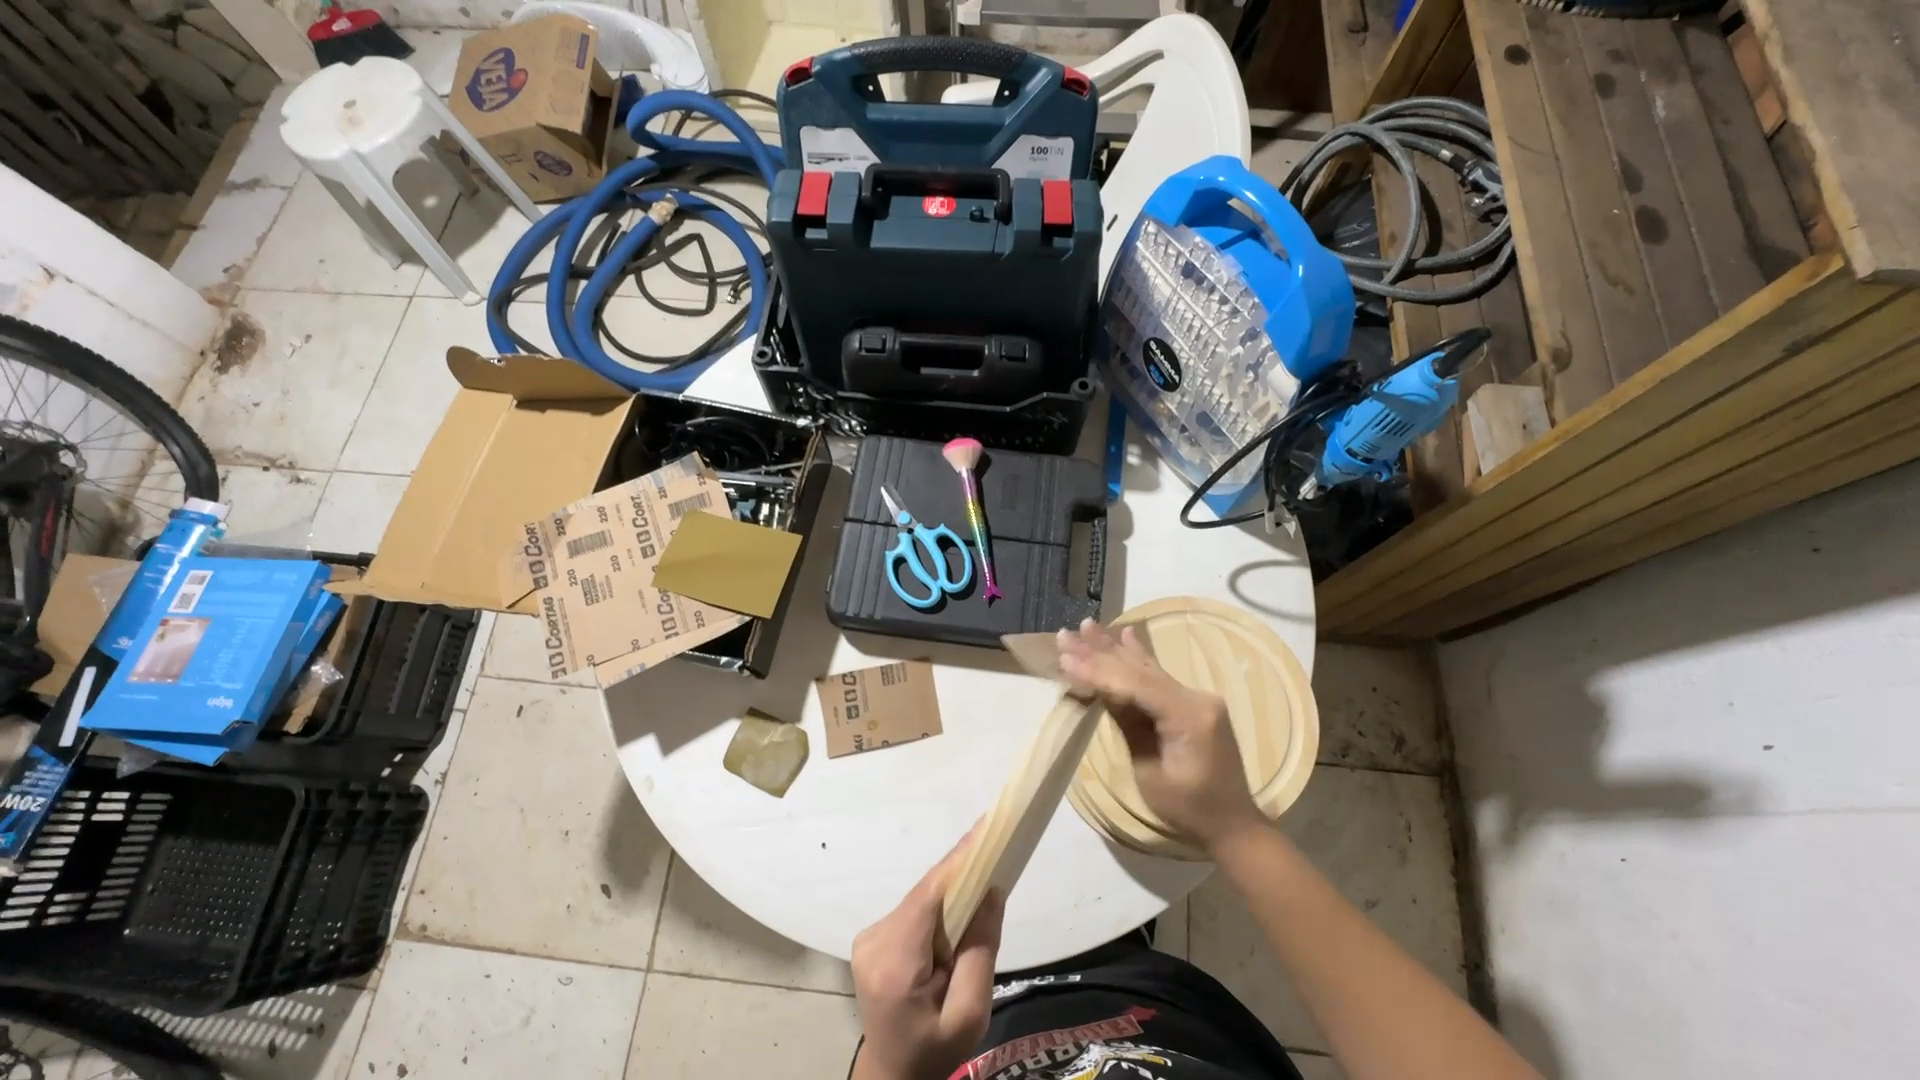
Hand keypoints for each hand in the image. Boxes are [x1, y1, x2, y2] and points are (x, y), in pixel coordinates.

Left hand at [850, 830, 1004, 1079]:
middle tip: (996, 846)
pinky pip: (913, 912)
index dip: (957, 861)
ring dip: (951, 890)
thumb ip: (980, 951)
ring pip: (920, 900)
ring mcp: (868, 939)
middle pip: (924, 895)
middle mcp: (873, 941)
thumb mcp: (970, 1014)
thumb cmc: (936, 1048)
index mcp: (894, 963)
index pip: (928, 897)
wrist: (894, 1073)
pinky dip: (938, 906)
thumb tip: (992, 891)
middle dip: (961, 872)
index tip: (985, 830)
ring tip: (985, 872)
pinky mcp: (872, 940)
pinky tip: (961, 906)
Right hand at [1057, 619, 1267, 853]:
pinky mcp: (1194, 704)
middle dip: (1099, 653)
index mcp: (1189, 716)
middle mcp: (1197, 697)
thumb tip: (1101, 690)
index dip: (1097, 671)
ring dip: (1114, 650)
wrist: (1232, 823)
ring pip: (1149, 669)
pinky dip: (1139, 657)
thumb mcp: (1149, 772)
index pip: (1135, 684)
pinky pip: (1160, 677)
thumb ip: (1128, 725)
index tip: (1064, 659)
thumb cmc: (1188, 809)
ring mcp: (1198, 698)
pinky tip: (1126, 635)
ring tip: (1086, 626)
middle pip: (1140, 670)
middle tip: (1065, 634)